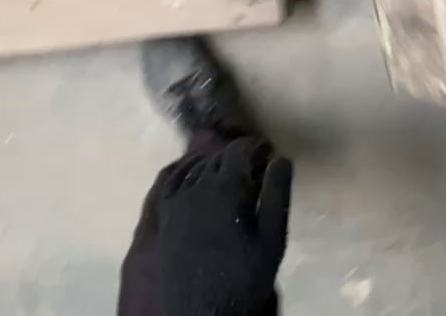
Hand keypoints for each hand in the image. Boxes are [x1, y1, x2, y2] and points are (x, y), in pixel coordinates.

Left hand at [155, 137, 293, 315]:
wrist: (202, 315)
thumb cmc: (242, 278)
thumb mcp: (272, 239)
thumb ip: (277, 195)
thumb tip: (282, 159)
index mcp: (224, 189)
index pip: (239, 150)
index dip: (255, 147)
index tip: (268, 153)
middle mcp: (196, 187)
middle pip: (217, 156)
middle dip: (237, 155)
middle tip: (254, 166)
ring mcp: (175, 201)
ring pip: (195, 166)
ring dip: (214, 163)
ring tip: (230, 172)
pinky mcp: (163, 217)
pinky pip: (171, 180)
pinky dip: (185, 170)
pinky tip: (195, 176)